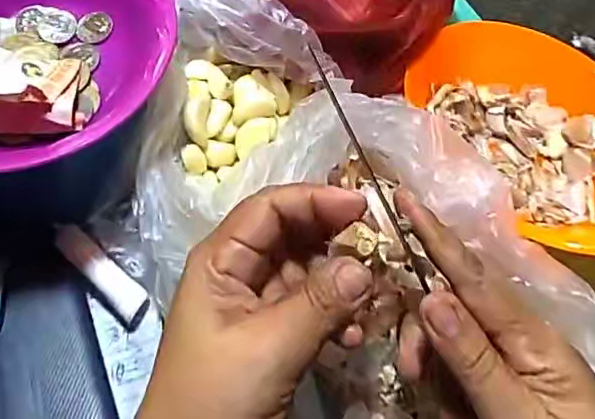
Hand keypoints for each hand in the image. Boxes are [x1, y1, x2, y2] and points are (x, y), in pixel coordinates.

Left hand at [140, 185, 373, 418]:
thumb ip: (316, 304)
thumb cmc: (216, 395)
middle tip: (378, 246)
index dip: (313, 200)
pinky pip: (307, 310)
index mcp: (221, 257)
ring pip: (302, 273)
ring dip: (337, 281)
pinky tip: (355, 334)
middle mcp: (236, 270)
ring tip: (372, 297)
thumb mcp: (267, 347)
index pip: (269, 208)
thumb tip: (363, 265)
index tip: (361, 205)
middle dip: (331, 238)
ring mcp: (253, 304)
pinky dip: (333, 316)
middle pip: (288, 235)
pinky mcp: (268, 337)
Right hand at [393, 190, 594, 418]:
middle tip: (409, 364)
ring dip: (426, 357)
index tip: (404, 195)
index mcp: (534, 335)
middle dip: (421, 322)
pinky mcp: (498, 387)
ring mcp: (508, 363)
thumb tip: (429, 292)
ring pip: (444, 334)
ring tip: (423, 389)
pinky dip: (439, 382)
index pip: (473, 274)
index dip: (435, 233)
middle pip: (451, 302)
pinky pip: (452, 366)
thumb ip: (475, 357)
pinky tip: (444, 407)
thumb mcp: (522, 415)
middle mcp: (518, 338)